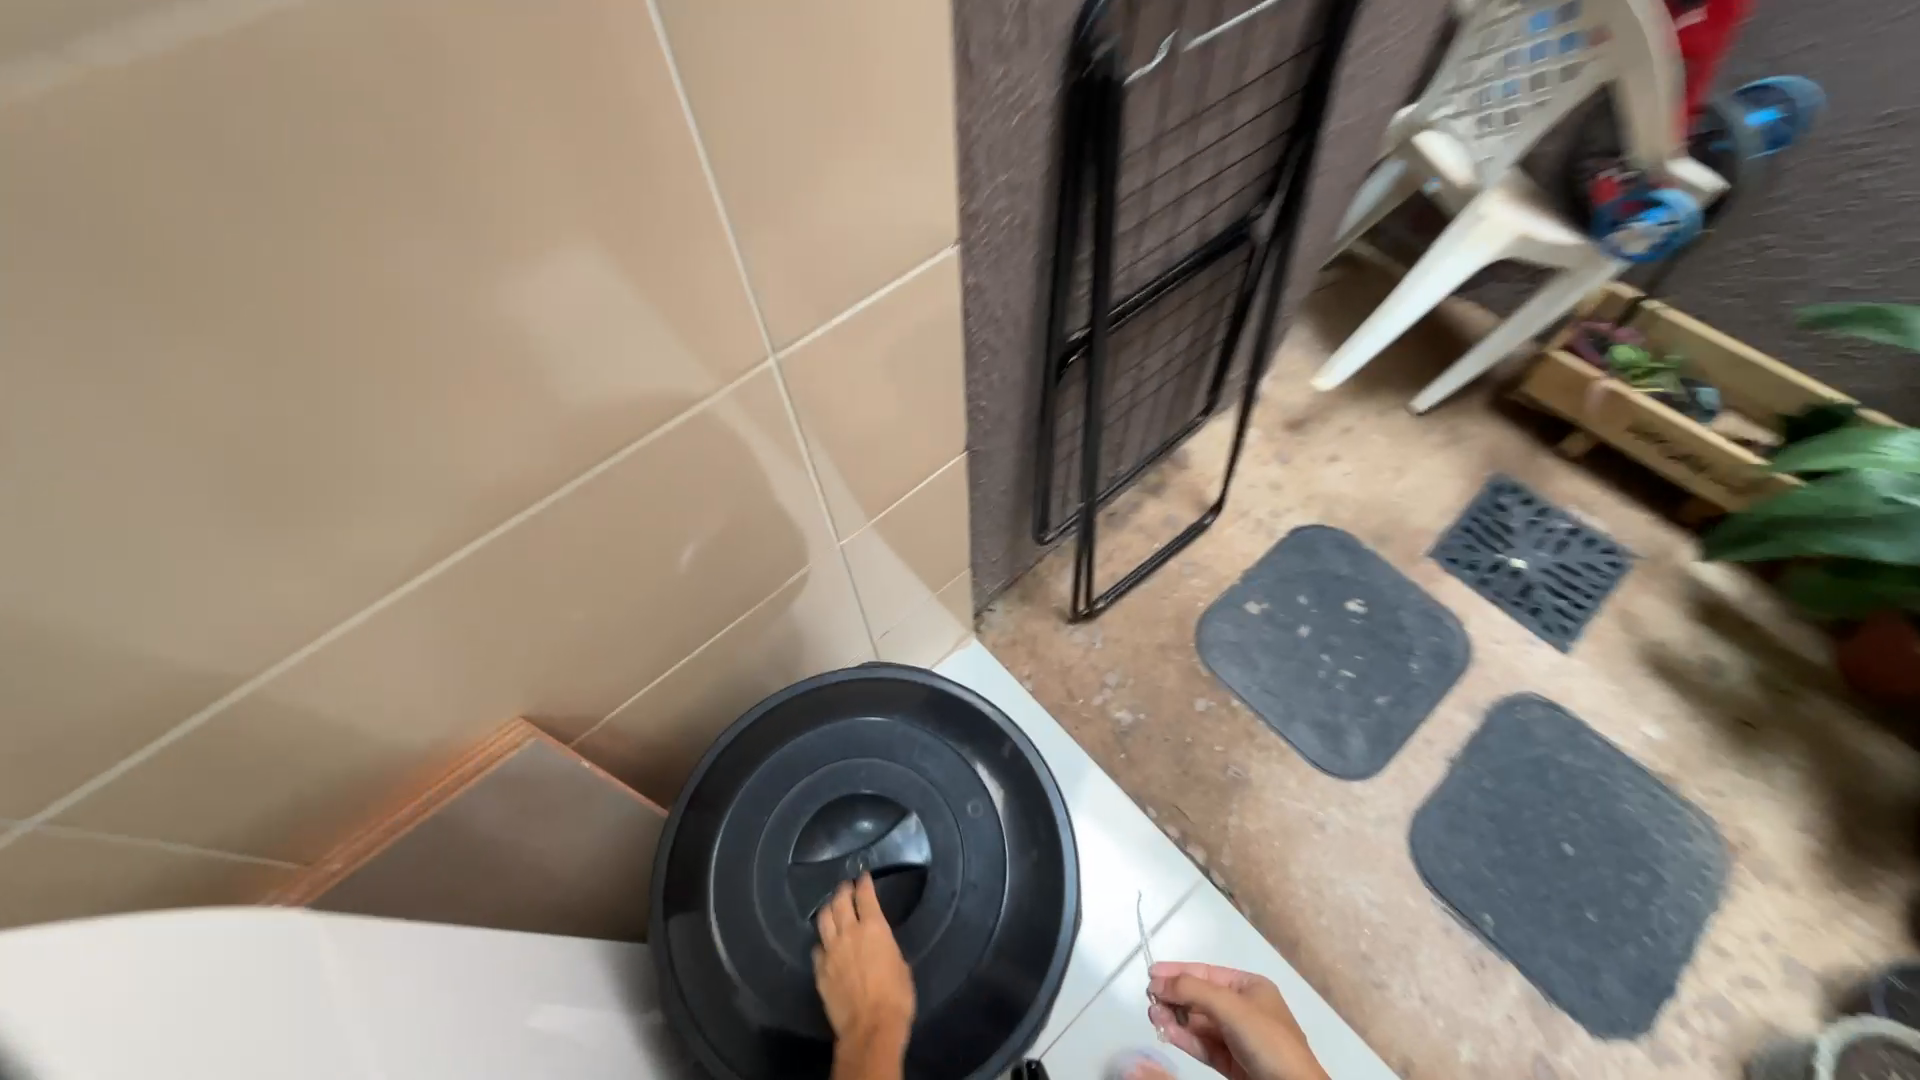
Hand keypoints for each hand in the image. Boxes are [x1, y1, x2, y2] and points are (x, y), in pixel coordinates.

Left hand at [813, 874, 914, 1048]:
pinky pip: (816, 949)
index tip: (863, 876)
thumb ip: (886, 948)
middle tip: (845, 886)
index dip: (864, 883)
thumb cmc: (896, 996)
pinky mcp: (820, 971)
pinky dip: (821, 942)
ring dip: (827, 909)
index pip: (865, 896)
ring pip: (823, 920)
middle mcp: (849, 933)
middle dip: (842, 890)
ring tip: (830, 906)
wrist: (870, 1027)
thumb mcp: (901, 965)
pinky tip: (823, 944)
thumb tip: (879, 946)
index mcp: (874, 928)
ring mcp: (831, 952)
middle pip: (840, 902)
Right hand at [1146, 963, 1327, 1079]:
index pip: (1206, 973)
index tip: (1151, 973)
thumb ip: (1193, 990)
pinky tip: (1165, 1031)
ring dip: (1174, 1017)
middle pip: (1199, 997)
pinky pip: (1202, 1045)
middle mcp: (1243, 1010)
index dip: (1178, 971)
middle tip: (1149, 998)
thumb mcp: (1231, 1007)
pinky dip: (1183, 1037)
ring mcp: (1236, 1038)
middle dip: (1174, 996)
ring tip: (1152, 1015)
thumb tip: (1157, 980)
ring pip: (1198, 1023)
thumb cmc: (1267, 1041)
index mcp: (1250, 988)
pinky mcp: (1231, 1063)